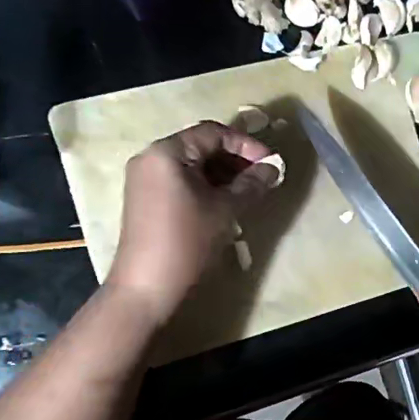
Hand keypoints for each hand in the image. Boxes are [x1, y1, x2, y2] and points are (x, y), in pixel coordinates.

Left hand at [105, 120, 280, 326]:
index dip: (246, 145)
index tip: (270, 162)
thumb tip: (274, 168)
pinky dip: (205, 186)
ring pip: (191, 165)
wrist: (146, 286)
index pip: (213, 133)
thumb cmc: (186, 241)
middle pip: (200, 146)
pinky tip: (225, 203)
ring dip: (222, 174)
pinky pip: (180, 181)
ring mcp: (145, 179)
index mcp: (167, 152)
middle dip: (235, 159)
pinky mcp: (145, 199)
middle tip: (263, 178)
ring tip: (249, 192)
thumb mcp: (224, 210)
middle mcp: (151, 158)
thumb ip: (251, 184)